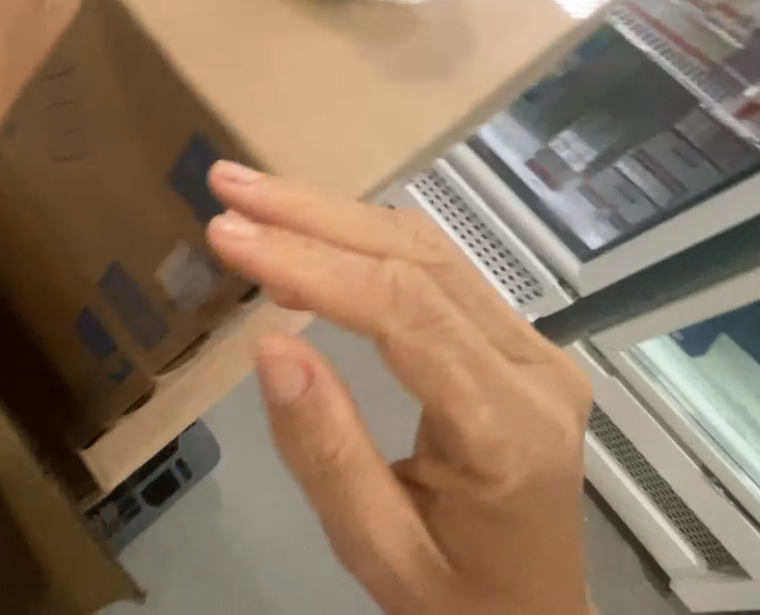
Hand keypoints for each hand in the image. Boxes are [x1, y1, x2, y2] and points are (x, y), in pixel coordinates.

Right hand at [203, 161, 593, 614]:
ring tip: (253, 196)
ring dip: (330, 213)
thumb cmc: (452, 597)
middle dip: (309, 215)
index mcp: (506, 427)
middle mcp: (532, 366)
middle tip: (227, 187)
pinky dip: (358, 237)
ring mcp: (531, 344)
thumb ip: (326, 451)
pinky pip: (433, 265)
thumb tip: (269, 343)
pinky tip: (305, 234)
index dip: (308, 262)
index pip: (401, 310)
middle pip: (414, 258)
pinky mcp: (514, 337)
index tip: (228, 234)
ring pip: (423, 247)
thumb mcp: (376, 550)